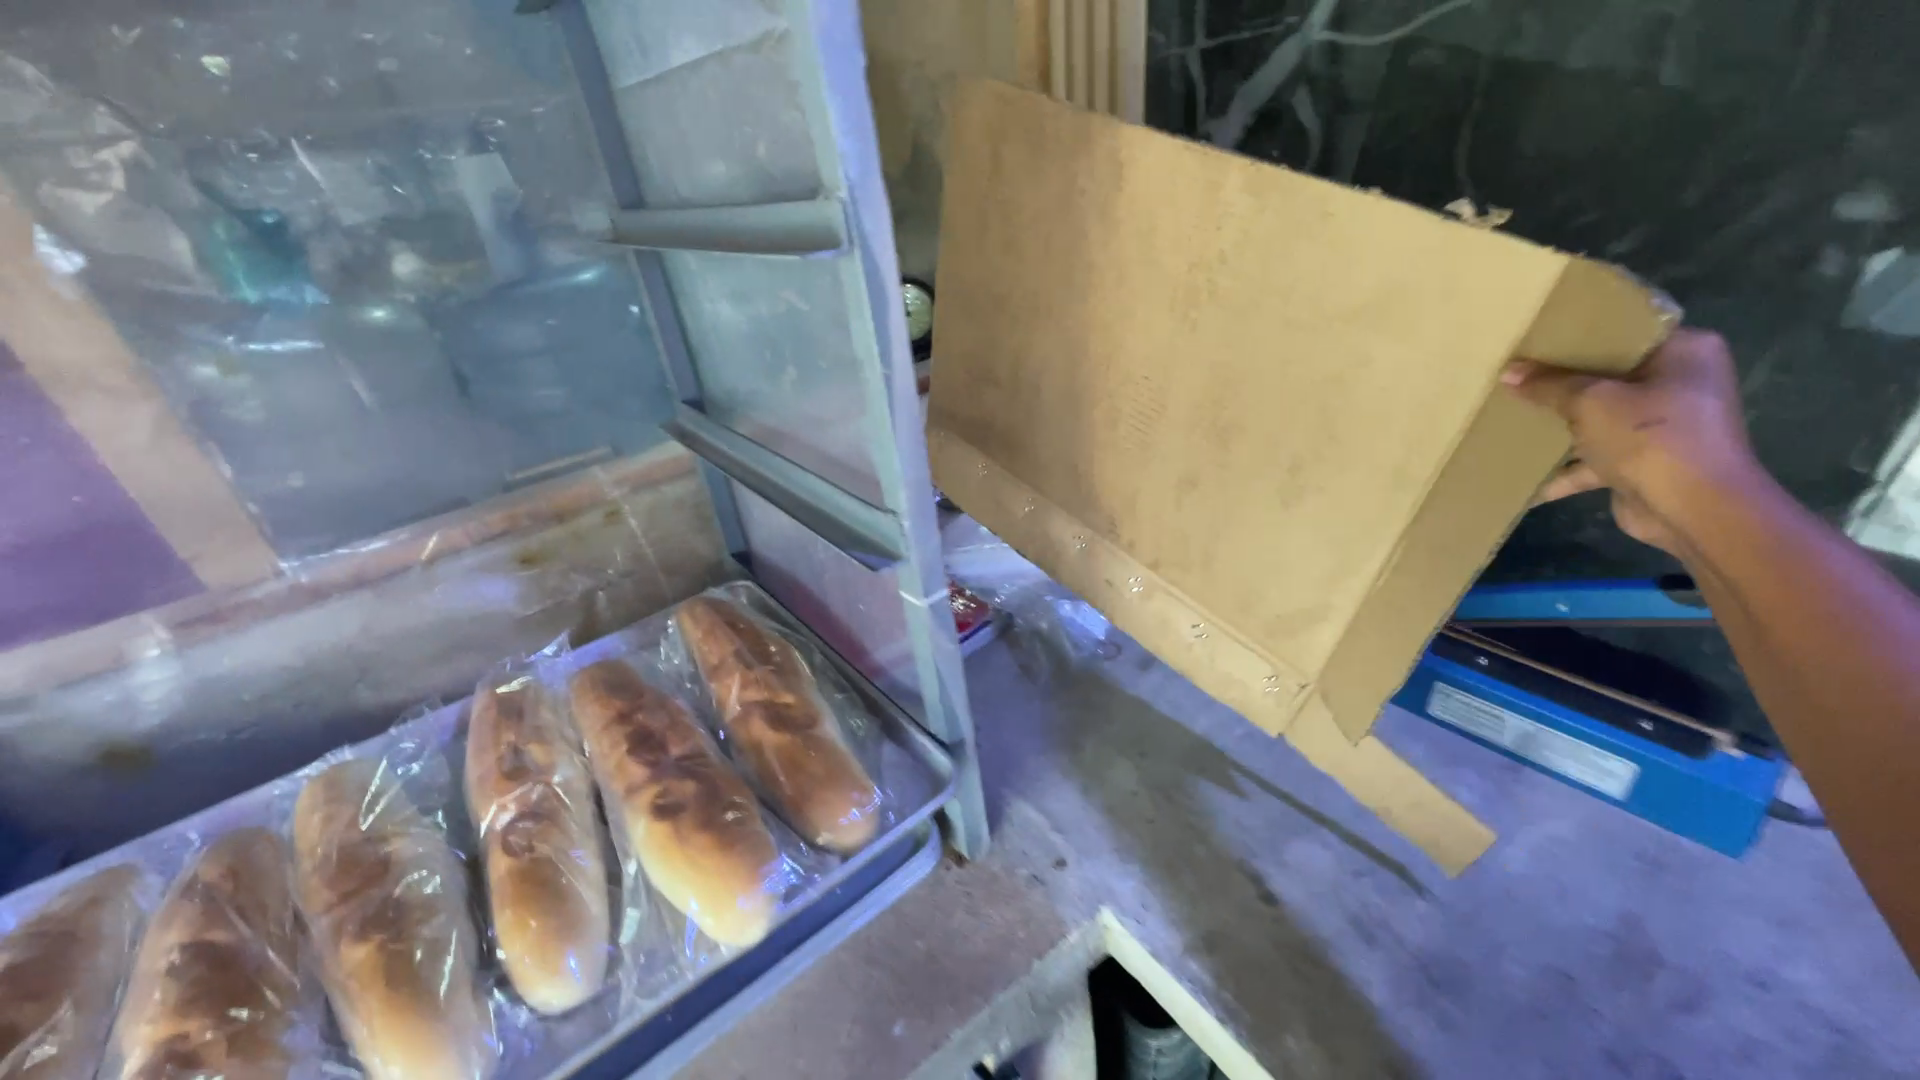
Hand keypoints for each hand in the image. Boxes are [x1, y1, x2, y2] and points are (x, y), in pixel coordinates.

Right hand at [1501, 328, 1760, 555]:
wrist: (1692, 509)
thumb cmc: (1651, 437)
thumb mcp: (1591, 402)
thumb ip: (1549, 385)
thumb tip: (1510, 372)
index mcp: (1684, 352)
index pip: (1628, 330)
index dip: (1582, 333)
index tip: (1540, 336)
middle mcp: (1680, 383)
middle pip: (1610, 375)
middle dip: (1564, 382)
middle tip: (1519, 374)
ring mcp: (1665, 425)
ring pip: (1601, 417)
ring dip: (1563, 426)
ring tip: (1515, 420)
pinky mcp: (1646, 461)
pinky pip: (1597, 458)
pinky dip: (1566, 470)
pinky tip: (1527, 479)